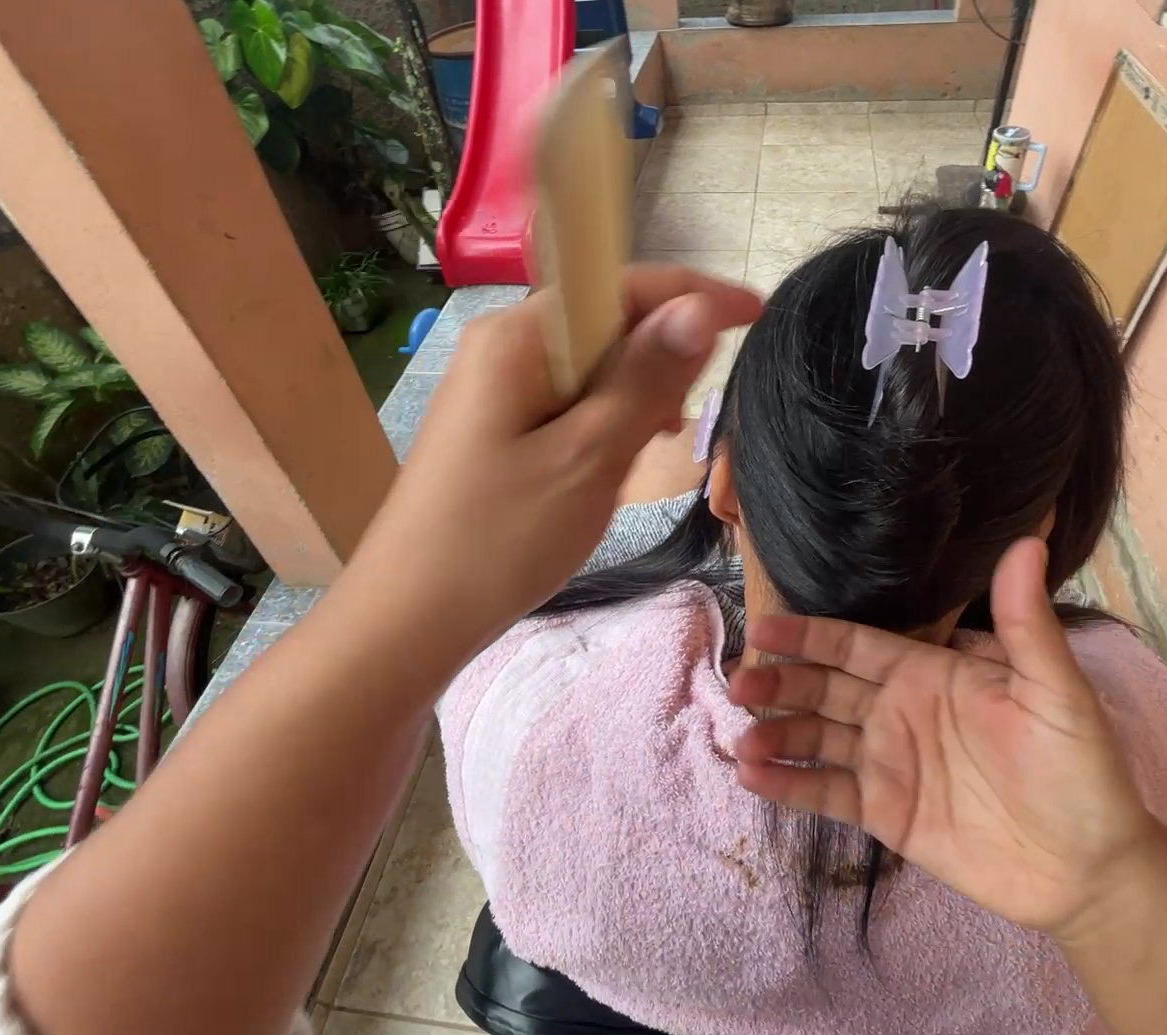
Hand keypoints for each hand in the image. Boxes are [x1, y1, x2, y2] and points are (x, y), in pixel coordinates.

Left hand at [356, 265, 761, 639]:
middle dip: (658, 360)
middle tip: (680, 427)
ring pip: (591, 370)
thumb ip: (645, 379)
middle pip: (605, 324)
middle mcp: (503, 348)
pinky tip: (614, 463)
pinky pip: (568, 405)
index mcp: (519, 337)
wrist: (409, 619)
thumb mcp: (588, 458)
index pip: (619, 284)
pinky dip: (605, 425)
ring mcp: (495, 391)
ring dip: (634, 399)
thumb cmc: (499, 539)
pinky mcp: (497, 430)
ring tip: (650, 451)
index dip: (692, 294)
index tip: (756, 315)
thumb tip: (700, 306)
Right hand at [727, 537, 1160, 936]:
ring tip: (741, 741)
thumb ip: (1026, 623)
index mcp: (927, 673)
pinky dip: (789, 786)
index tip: (763, 629)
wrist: (1087, 867)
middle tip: (738, 684)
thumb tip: (1027, 540)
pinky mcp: (884, 812)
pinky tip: (753, 778)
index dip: (808, 636)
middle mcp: (896, 711)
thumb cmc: (1077, 770)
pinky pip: (827, 793)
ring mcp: (886, 763)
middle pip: (823, 688)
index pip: (854, 645)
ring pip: (816, 739)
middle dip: (779, 683)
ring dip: (776, 735)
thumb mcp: (1055, 693)